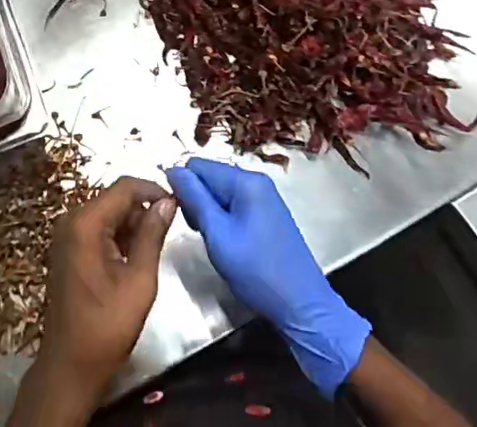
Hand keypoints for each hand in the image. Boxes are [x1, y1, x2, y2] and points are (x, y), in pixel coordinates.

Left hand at [39, 178, 177, 395]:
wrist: (70, 362)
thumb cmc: (106, 325)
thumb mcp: (139, 281)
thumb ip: (152, 237)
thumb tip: (167, 203)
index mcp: (85, 222)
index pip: (122, 187)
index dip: (152, 190)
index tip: (178, 204)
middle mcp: (71, 219)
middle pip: (113, 199)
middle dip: (143, 210)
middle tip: (171, 233)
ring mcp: (66, 233)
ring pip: (107, 213)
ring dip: (132, 225)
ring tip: (155, 249)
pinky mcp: (68, 247)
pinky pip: (97, 229)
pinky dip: (118, 236)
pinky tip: (135, 258)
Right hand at [164, 158, 371, 394]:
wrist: (305, 310)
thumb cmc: (258, 272)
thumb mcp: (217, 234)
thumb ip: (193, 198)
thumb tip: (171, 169)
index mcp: (245, 181)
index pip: (196, 166)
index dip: (184, 189)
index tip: (188, 219)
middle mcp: (256, 181)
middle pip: (208, 177)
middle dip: (197, 201)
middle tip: (203, 233)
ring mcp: (264, 197)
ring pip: (218, 191)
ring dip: (209, 212)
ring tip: (216, 240)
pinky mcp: (267, 213)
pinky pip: (233, 203)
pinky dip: (224, 218)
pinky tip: (229, 242)